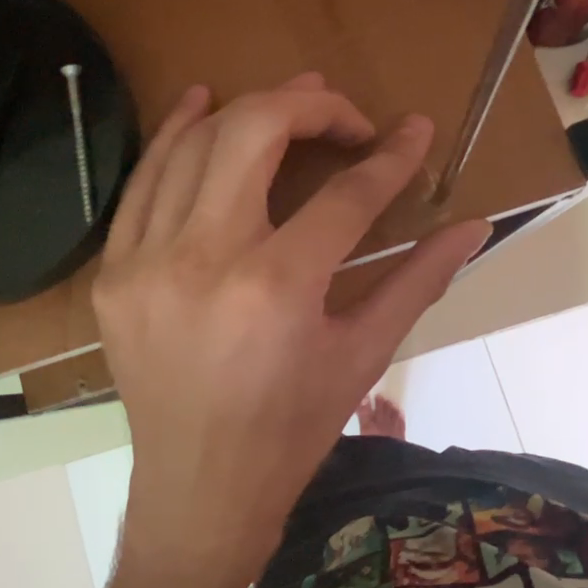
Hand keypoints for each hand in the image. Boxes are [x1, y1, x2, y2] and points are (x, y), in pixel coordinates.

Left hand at [94, 74, 491, 587]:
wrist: (198, 489)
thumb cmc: (290, 432)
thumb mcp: (362, 358)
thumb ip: (417, 281)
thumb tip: (474, 224)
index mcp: (276, 290)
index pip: (344, 194)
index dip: (389, 156)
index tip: (413, 129)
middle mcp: (203, 261)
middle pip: (255, 134)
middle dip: (309, 106)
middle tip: (344, 113)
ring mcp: (145, 263)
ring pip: (195, 145)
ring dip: (246, 109)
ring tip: (291, 98)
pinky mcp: (113, 272)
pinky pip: (142, 182)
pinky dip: (173, 136)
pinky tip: (200, 104)